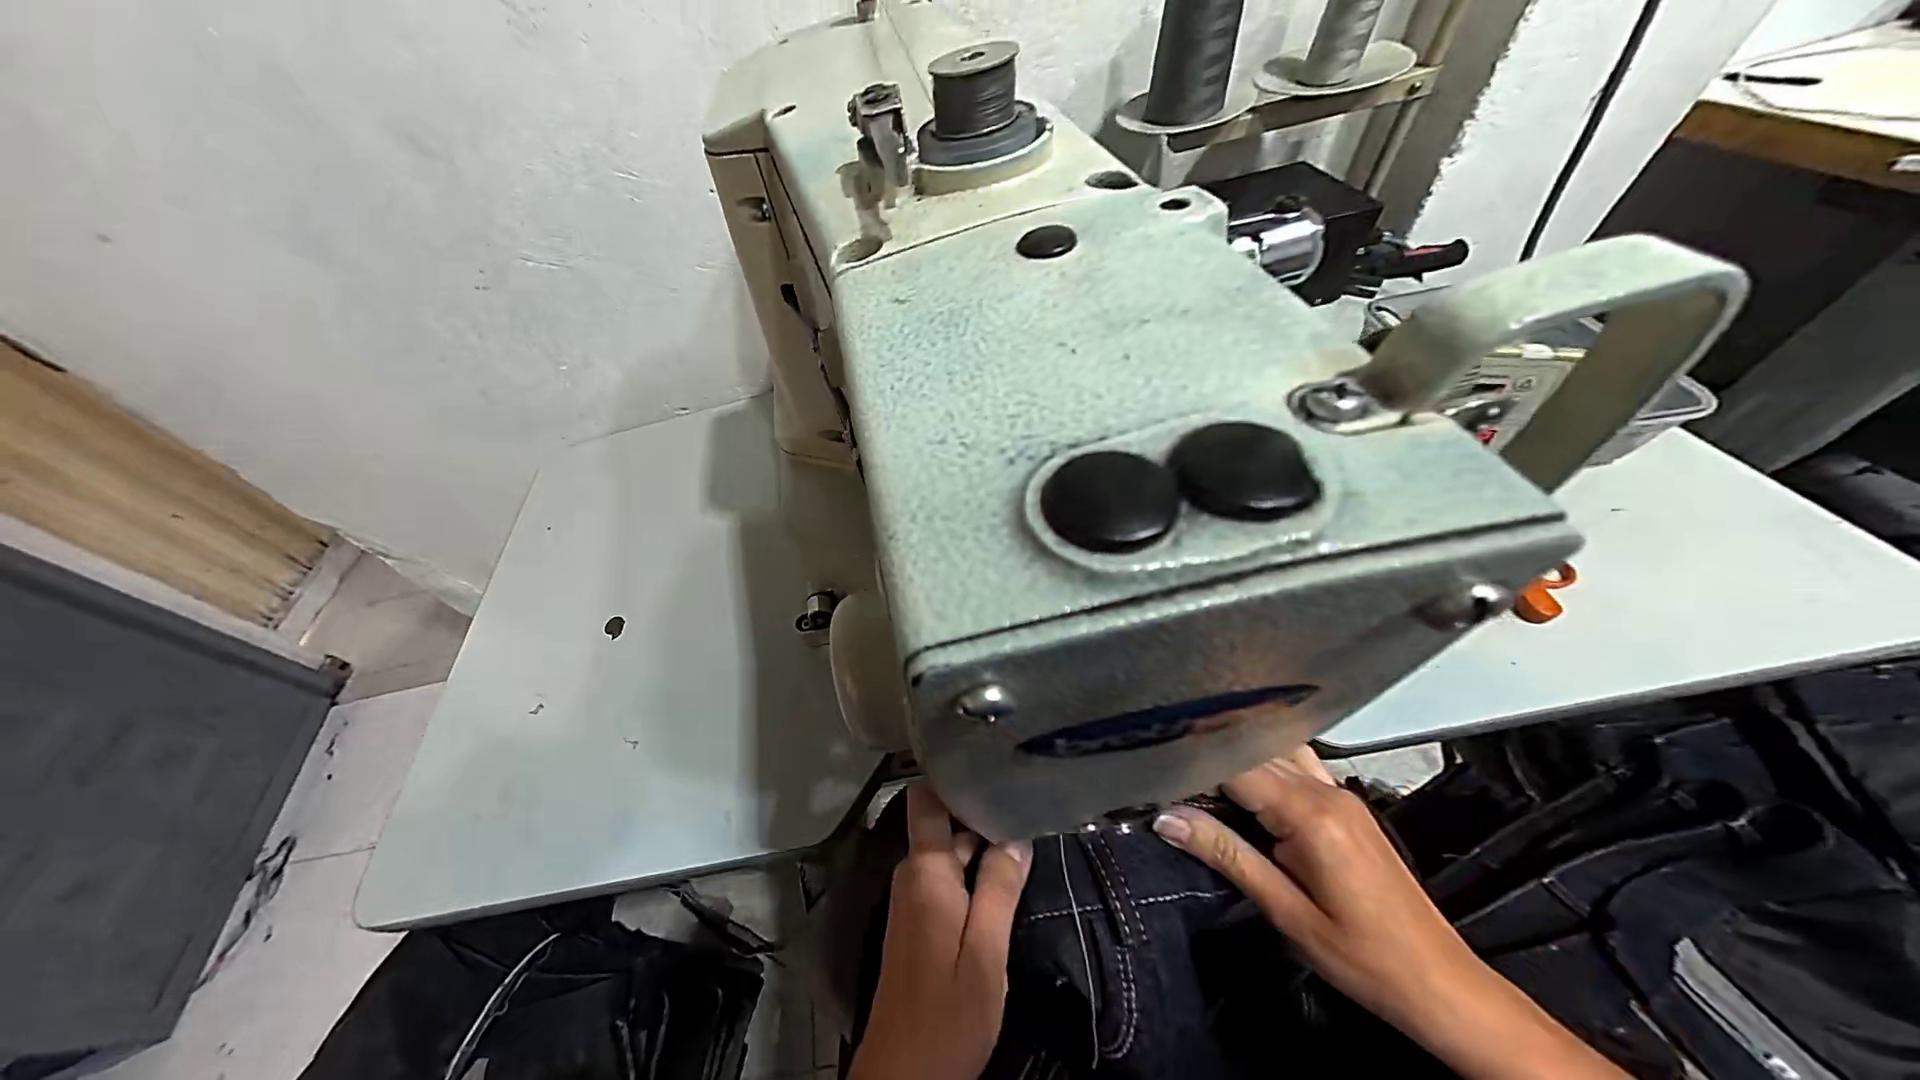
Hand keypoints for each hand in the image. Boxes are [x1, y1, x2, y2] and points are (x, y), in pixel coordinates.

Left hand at [849, 784, 1032, 1079]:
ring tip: (1023, 827)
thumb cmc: (947, 1014)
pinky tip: (1003, 873)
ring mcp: (912, 899)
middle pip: (942, 823)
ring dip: (979, 842)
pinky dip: (972, 870)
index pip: (925, 800)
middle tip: (1024, 796)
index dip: (950, 776)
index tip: (989, 762)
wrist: (903, 1076)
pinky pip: (946, 877)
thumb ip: (999, 889)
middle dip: (979, 811)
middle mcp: (912, 875)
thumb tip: (1017, 836)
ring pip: (947, 851)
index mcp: (925, 872)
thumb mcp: (985, 953)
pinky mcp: (917, 922)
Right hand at [1153, 748, 1625, 1079]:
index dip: (1194, 760)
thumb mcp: (1285, 911)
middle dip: (1210, 753)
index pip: (1237, 766)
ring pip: (1277, 750)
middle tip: (1166, 764)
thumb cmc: (1364, 958)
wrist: (1441, 984)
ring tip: (1196, 763)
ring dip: (1238, 753)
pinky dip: (1266, 761)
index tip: (1155, 762)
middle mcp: (1328, 793)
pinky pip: (1299, 764)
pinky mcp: (1348, 805)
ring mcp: (1342, 795)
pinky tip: (1245, 775)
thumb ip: (1225, 855)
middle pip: (1256, 750)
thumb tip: (1168, 819)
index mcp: (1311, 815)